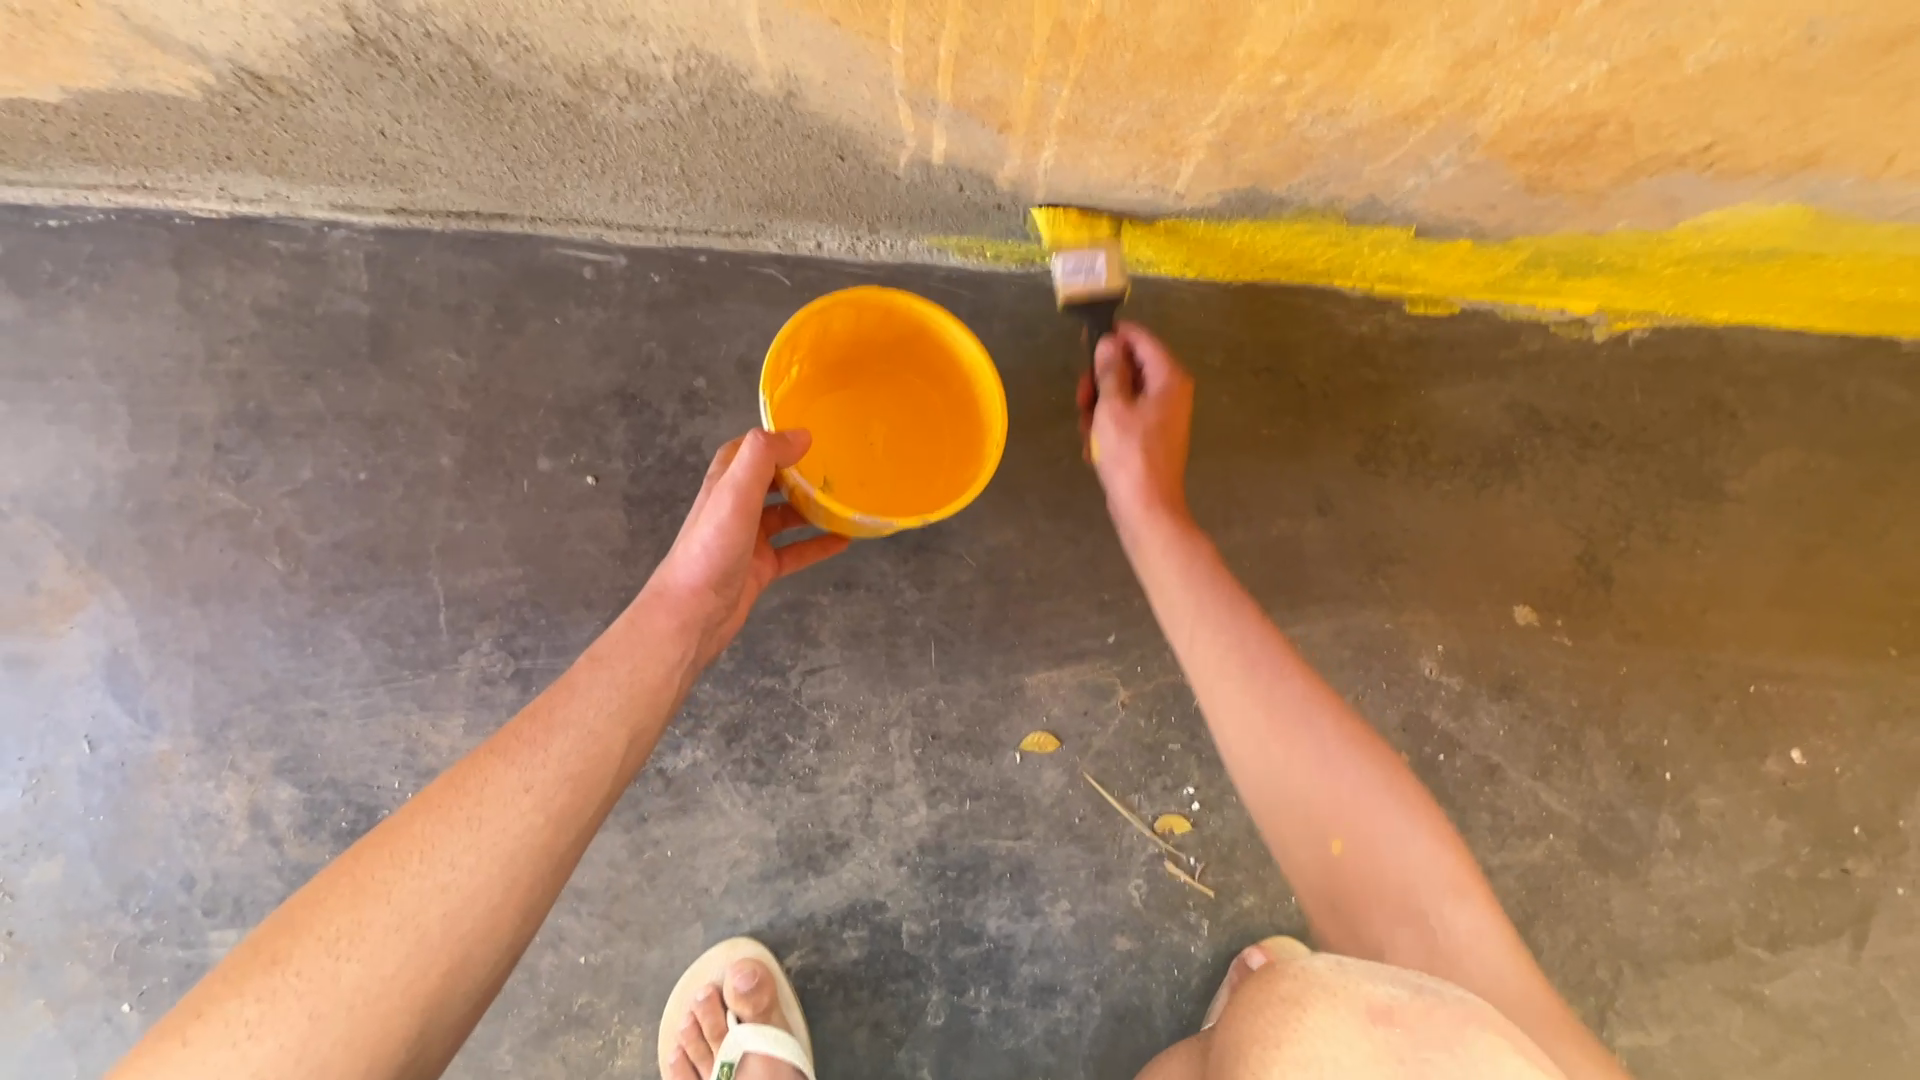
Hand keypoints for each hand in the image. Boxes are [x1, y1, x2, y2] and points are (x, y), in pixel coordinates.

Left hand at [646, 429, 849, 668]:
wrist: (693, 612)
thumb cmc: (713, 547)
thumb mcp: (735, 492)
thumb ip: (764, 457)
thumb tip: (802, 434)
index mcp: (725, 484)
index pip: (748, 450)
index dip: (774, 440)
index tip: (810, 436)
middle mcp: (735, 508)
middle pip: (770, 481)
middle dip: (799, 472)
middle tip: (837, 467)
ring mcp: (749, 540)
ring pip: (785, 516)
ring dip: (812, 508)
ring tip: (846, 501)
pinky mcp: (761, 569)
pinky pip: (795, 552)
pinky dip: (818, 545)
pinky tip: (845, 541)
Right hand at [1076, 321, 1194, 527]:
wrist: (1145, 506)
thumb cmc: (1129, 454)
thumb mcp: (1112, 406)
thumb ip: (1109, 370)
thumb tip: (1109, 342)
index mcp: (1168, 378)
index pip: (1140, 339)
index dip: (1112, 338)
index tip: (1085, 344)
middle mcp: (1170, 392)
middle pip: (1128, 368)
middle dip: (1100, 382)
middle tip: (1082, 401)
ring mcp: (1161, 415)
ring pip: (1121, 395)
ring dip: (1098, 409)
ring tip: (1088, 432)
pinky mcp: (1150, 436)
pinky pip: (1124, 418)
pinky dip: (1107, 428)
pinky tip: (1096, 447)